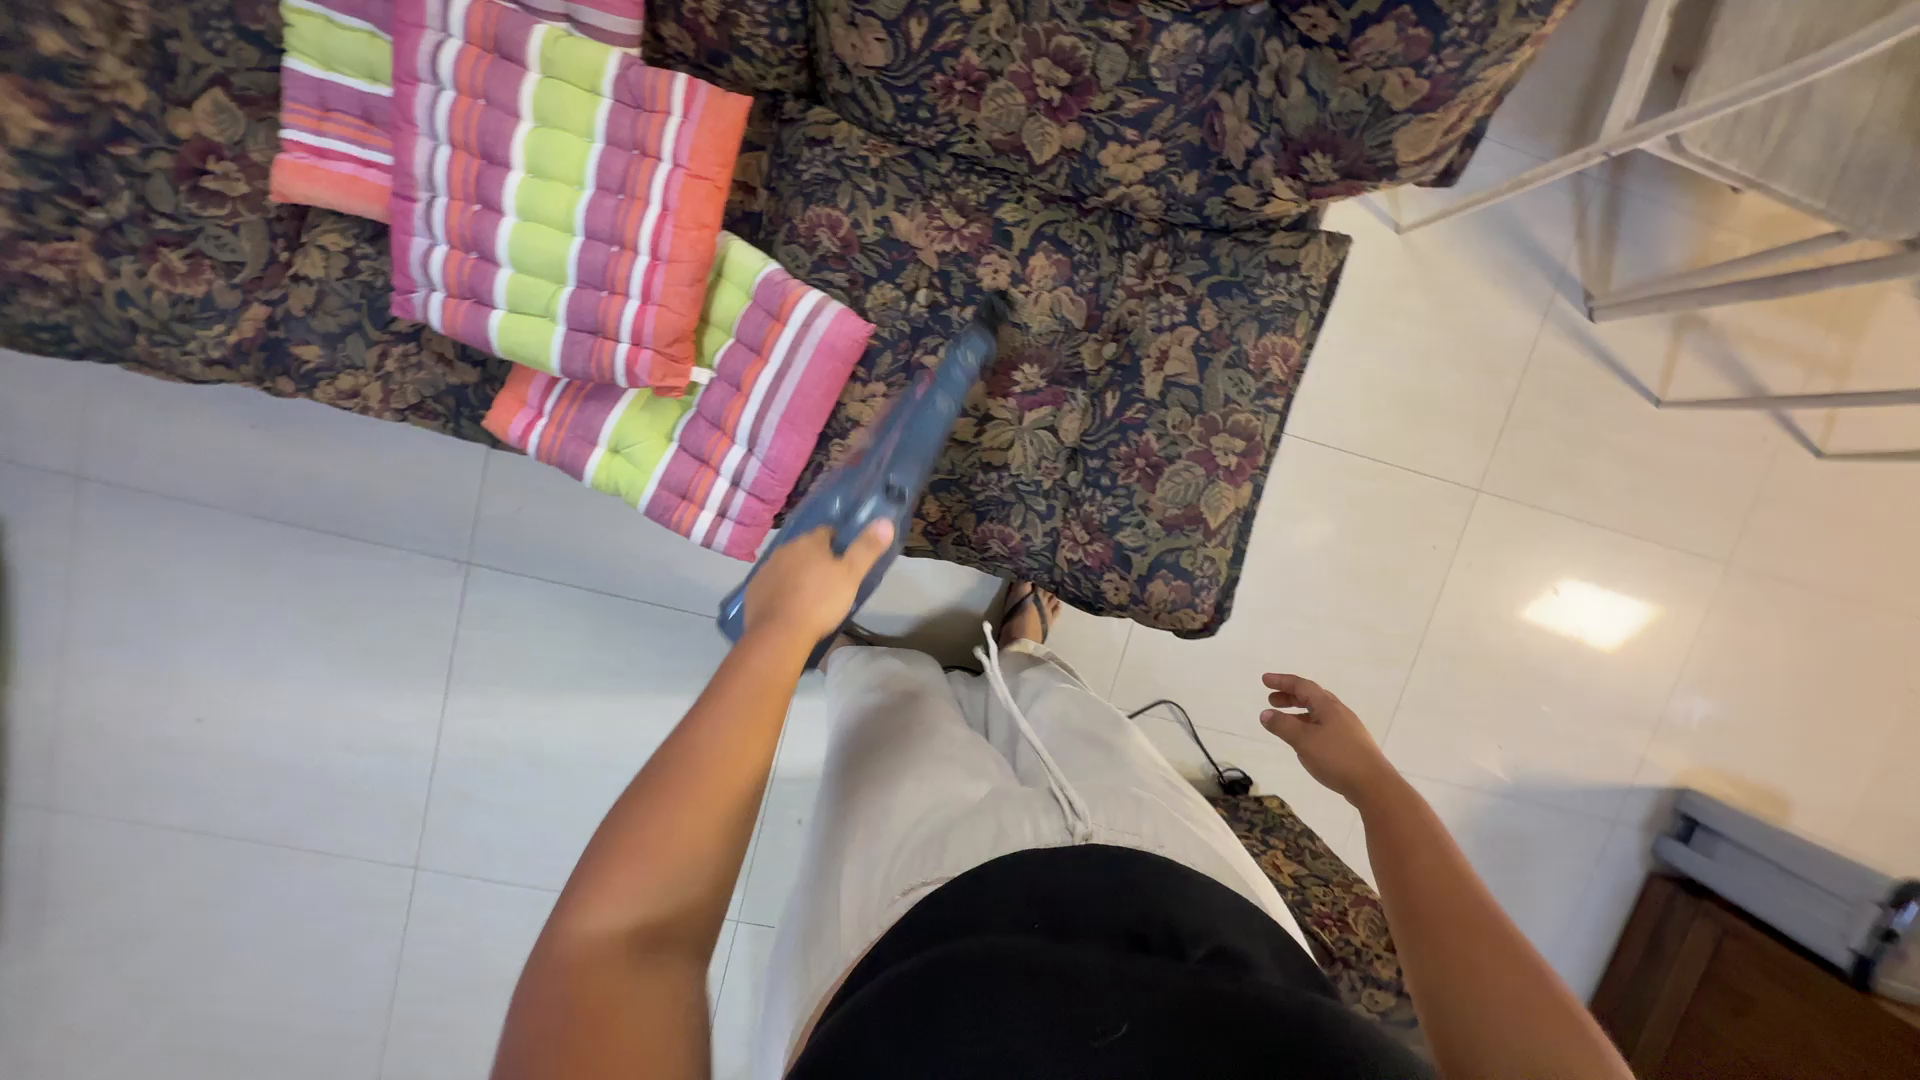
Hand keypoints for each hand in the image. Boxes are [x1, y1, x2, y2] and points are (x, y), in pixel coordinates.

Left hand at [743, 521, 894, 649]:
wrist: (779, 633)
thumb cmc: (820, 601)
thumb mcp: (851, 576)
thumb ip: (867, 548)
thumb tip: (886, 521)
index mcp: (809, 542)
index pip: (827, 532)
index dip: (839, 544)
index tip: (846, 561)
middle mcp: (784, 549)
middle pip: (806, 548)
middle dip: (817, 559)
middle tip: (832, 581)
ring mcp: (766, 569)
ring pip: (788, 565)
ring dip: (798, 574)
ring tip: (811, 596)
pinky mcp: (754, 589)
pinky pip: (772, 584)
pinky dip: (782, 590)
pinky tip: (790, 607)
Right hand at [1260, 674, 1399, 805]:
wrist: (1374, 785)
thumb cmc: (1337, 758)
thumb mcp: (1303, 740)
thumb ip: (1282, 725)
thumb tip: (1265, 714)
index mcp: (1328, 706)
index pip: (1302, 685)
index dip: (1282, 681)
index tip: (1265, 680)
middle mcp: (1339, 712)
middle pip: (1312, 696)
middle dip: (1290, 696)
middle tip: (1271, 700)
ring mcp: (1347, 728)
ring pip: (1319, 712)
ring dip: (1299, 712)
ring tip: (1284, 721)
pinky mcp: (1350, 744)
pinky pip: (1324, 726)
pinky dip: (1309, 725)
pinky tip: (1305, 740)